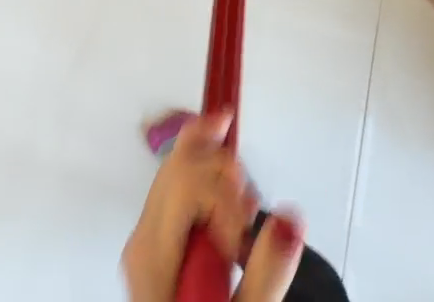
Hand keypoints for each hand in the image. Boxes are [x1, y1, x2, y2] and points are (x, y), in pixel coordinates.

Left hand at [122, 112, 305, 301]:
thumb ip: (267, 269)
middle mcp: (143, 238)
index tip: (250, 206)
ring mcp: (147, 241)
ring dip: (221, 188)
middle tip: (250, 211)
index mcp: (155, 250)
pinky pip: (181, 201)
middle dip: (224, 175)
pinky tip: (235, 224)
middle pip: (181, 165)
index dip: (223, 178)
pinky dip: (213, 202)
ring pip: (181, 177)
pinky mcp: (157, 249)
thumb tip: (290, 216)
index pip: (185, 176)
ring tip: (245, 225)